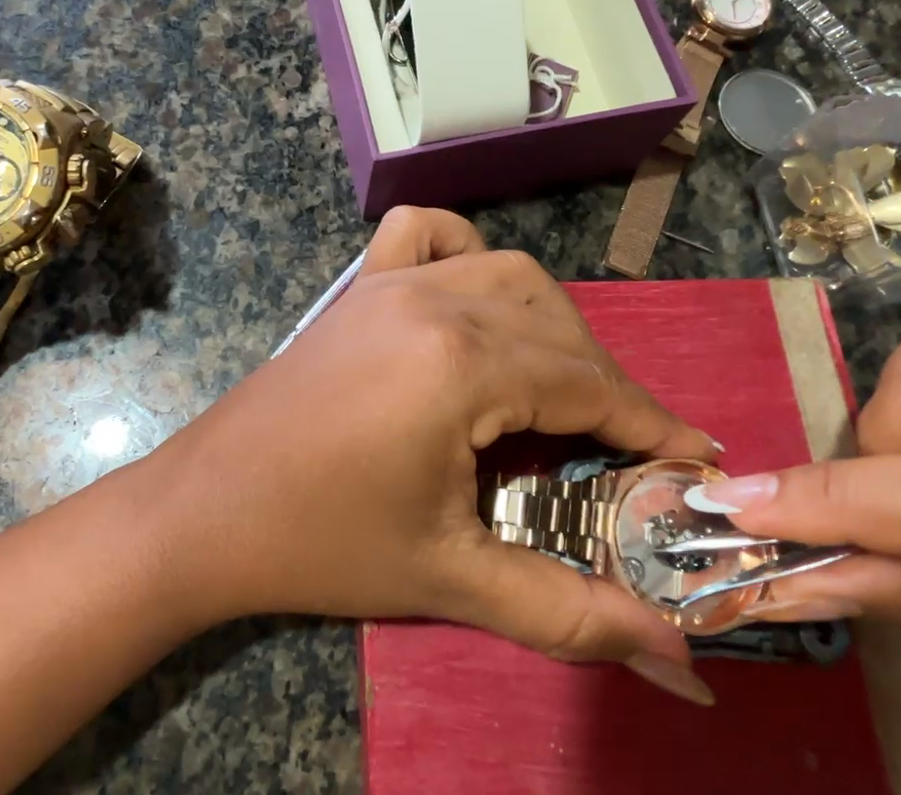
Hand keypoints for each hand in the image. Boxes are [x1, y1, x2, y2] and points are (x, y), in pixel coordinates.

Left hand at [147, 207, 721, 702]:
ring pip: (508, 273)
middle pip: (557, 326)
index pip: (588, 385)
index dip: (650, 426)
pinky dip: (466, 253)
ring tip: (559, 390)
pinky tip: (473, 301)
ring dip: (551, 325)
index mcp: (462, 363)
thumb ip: (570, 613)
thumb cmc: (323, 545)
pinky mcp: (357, 287)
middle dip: (603, 385)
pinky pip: (425, 235)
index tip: (694, 458)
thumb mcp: (450, 578)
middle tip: (619, 447)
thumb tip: (683, 666)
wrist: (205, 513)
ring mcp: (390, 282)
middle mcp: (435, 300)